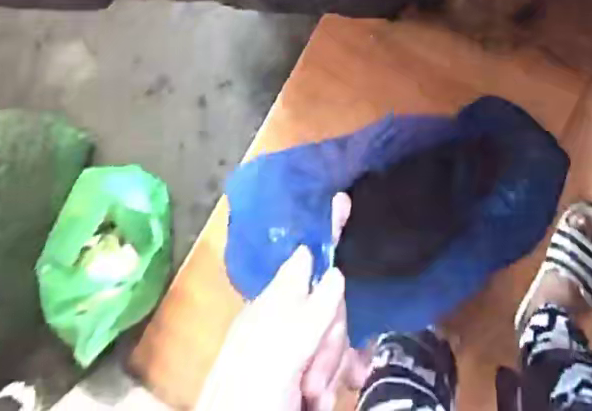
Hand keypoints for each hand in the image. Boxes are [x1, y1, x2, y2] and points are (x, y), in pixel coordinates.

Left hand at [195, 193, 367, 410]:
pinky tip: (326, 399)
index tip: (343, 200)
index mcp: (273, 303)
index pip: (306, 256)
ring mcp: (299, 348)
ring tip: (314, 396)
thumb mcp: (278, 352)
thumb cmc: (248, 399)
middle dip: (334, 332)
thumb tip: (335, 273)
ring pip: (339, 331)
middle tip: (314, 373)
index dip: (327, 230)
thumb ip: (310, 311)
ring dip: (334, 363)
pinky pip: (341, 360)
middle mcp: (288, 319)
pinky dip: (340, 376)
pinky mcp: (310, 375)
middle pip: (333, 298)